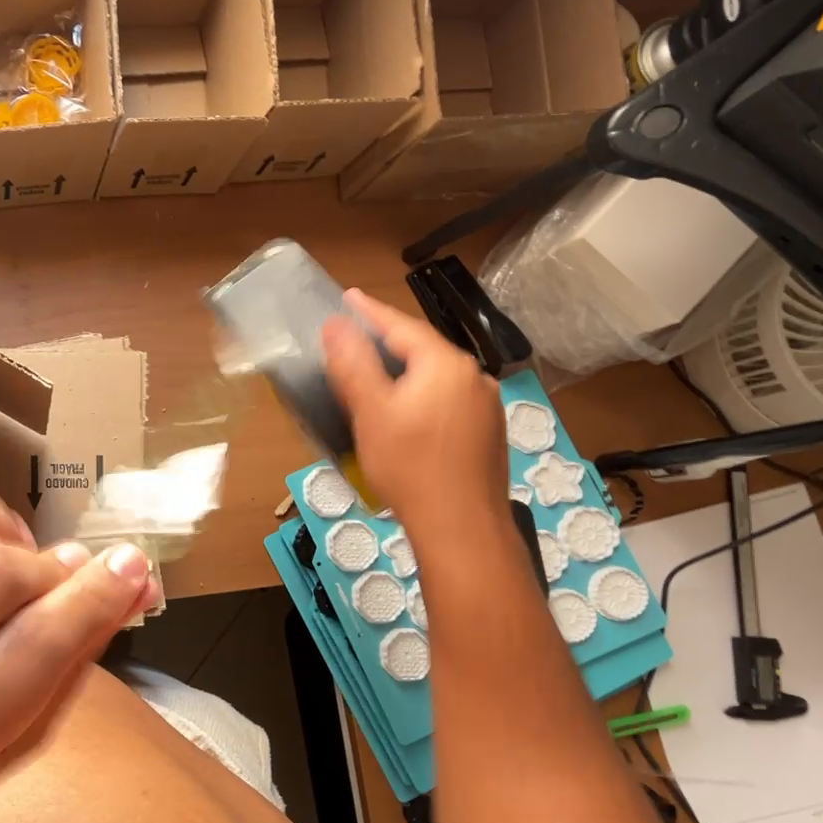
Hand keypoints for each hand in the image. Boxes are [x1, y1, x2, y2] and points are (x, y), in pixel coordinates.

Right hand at [321, 289, 507, 538]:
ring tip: (375, 377)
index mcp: (445, 364)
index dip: (370, 312)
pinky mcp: (487, 433)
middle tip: (355, 339)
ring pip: (435, 377)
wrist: (461, 526)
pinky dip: (421, 396)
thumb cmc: (409, 467)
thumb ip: (353, 364)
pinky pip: (447, 400)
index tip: (347, 296)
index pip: (401, 326)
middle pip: (422, 350)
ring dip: (405, 372)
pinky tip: (406, 414)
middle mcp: (473, 376)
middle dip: (387, 343)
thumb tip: (336, 324)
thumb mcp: (371, 412)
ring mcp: (485, 405)